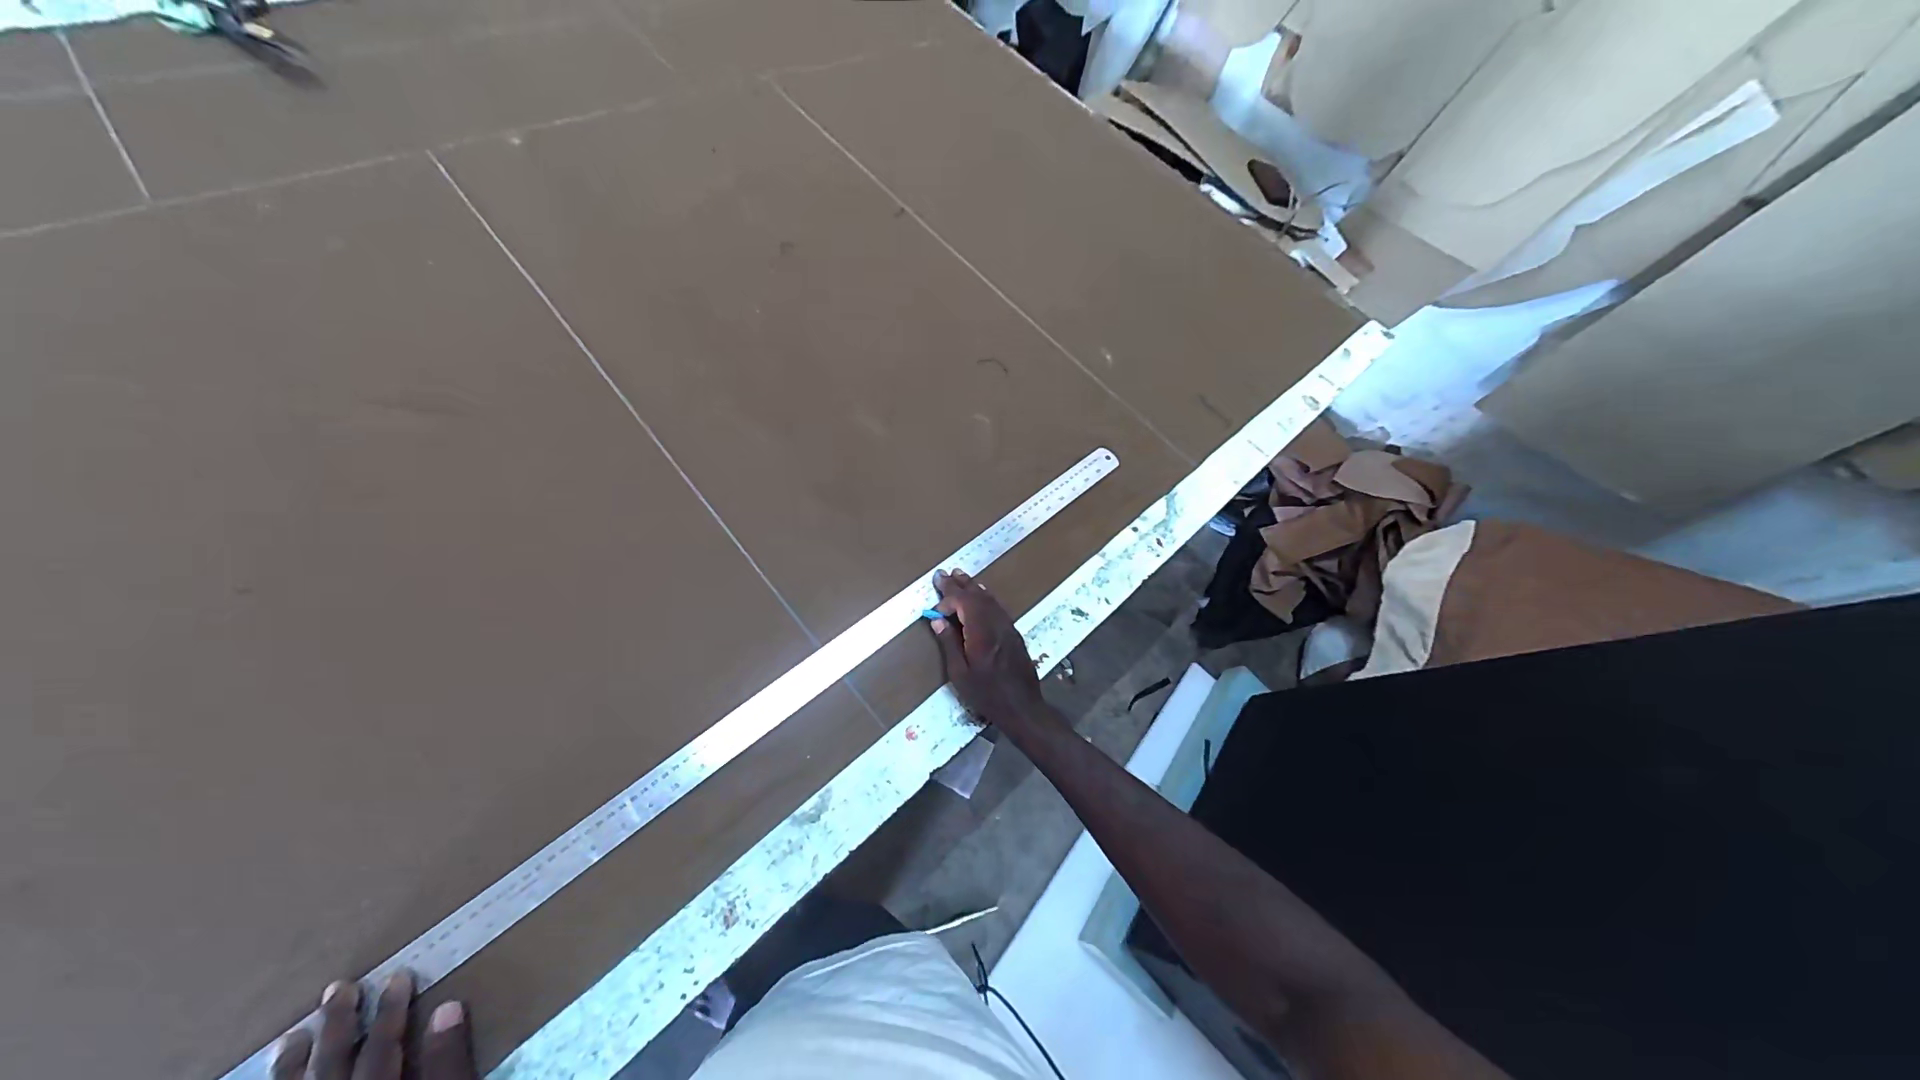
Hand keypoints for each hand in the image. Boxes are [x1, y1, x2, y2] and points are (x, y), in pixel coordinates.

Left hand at [271, 971, 474, 1079]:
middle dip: (336, 1024)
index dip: (389, 1011)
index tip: (398, 977)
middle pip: (330, 1064)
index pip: (380, 1047)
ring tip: (293, 1036)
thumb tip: (448, 1007)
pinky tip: (277, 1078)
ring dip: (292, 1064)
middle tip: (337, 988)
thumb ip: (447, 1062)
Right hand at [929, 569, 1050, 731]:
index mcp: (981, 631)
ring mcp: (1008, 626)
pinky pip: (997, 607)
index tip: (935, 609)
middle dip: (959, 584)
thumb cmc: (987, 694)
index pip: (964, 602)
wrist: (1023, 707)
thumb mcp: (960, 674)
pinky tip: (981, 595)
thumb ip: (949, 644)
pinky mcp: (1013, 633)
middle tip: (944, 573)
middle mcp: (997, 623)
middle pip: (977, 596)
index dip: (948, 600)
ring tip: (960, 577)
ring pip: (989, 599)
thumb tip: (938, 621)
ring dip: (973, 587)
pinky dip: (985, 597)